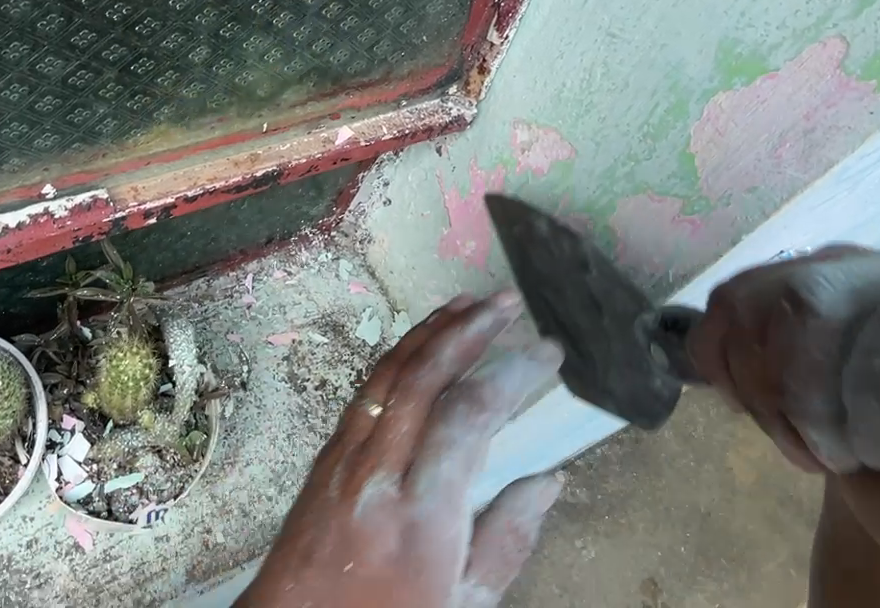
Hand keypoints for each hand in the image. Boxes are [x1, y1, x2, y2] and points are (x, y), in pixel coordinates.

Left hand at [238, 293, 564, 607]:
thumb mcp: (465, 605)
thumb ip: (509, 539)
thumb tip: (550, 478)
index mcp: (422, 515)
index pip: (469, 418)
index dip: (511, 373)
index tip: (547, 350)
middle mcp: (380, 469)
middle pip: (425, 379)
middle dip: (469, 331)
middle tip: (507, 302)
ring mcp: (348, 453)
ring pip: (391, 373)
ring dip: (431, 331)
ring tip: (469, 304)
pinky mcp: (330, 450)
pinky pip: (368, 388)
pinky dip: (400, 355)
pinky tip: (422, 343)